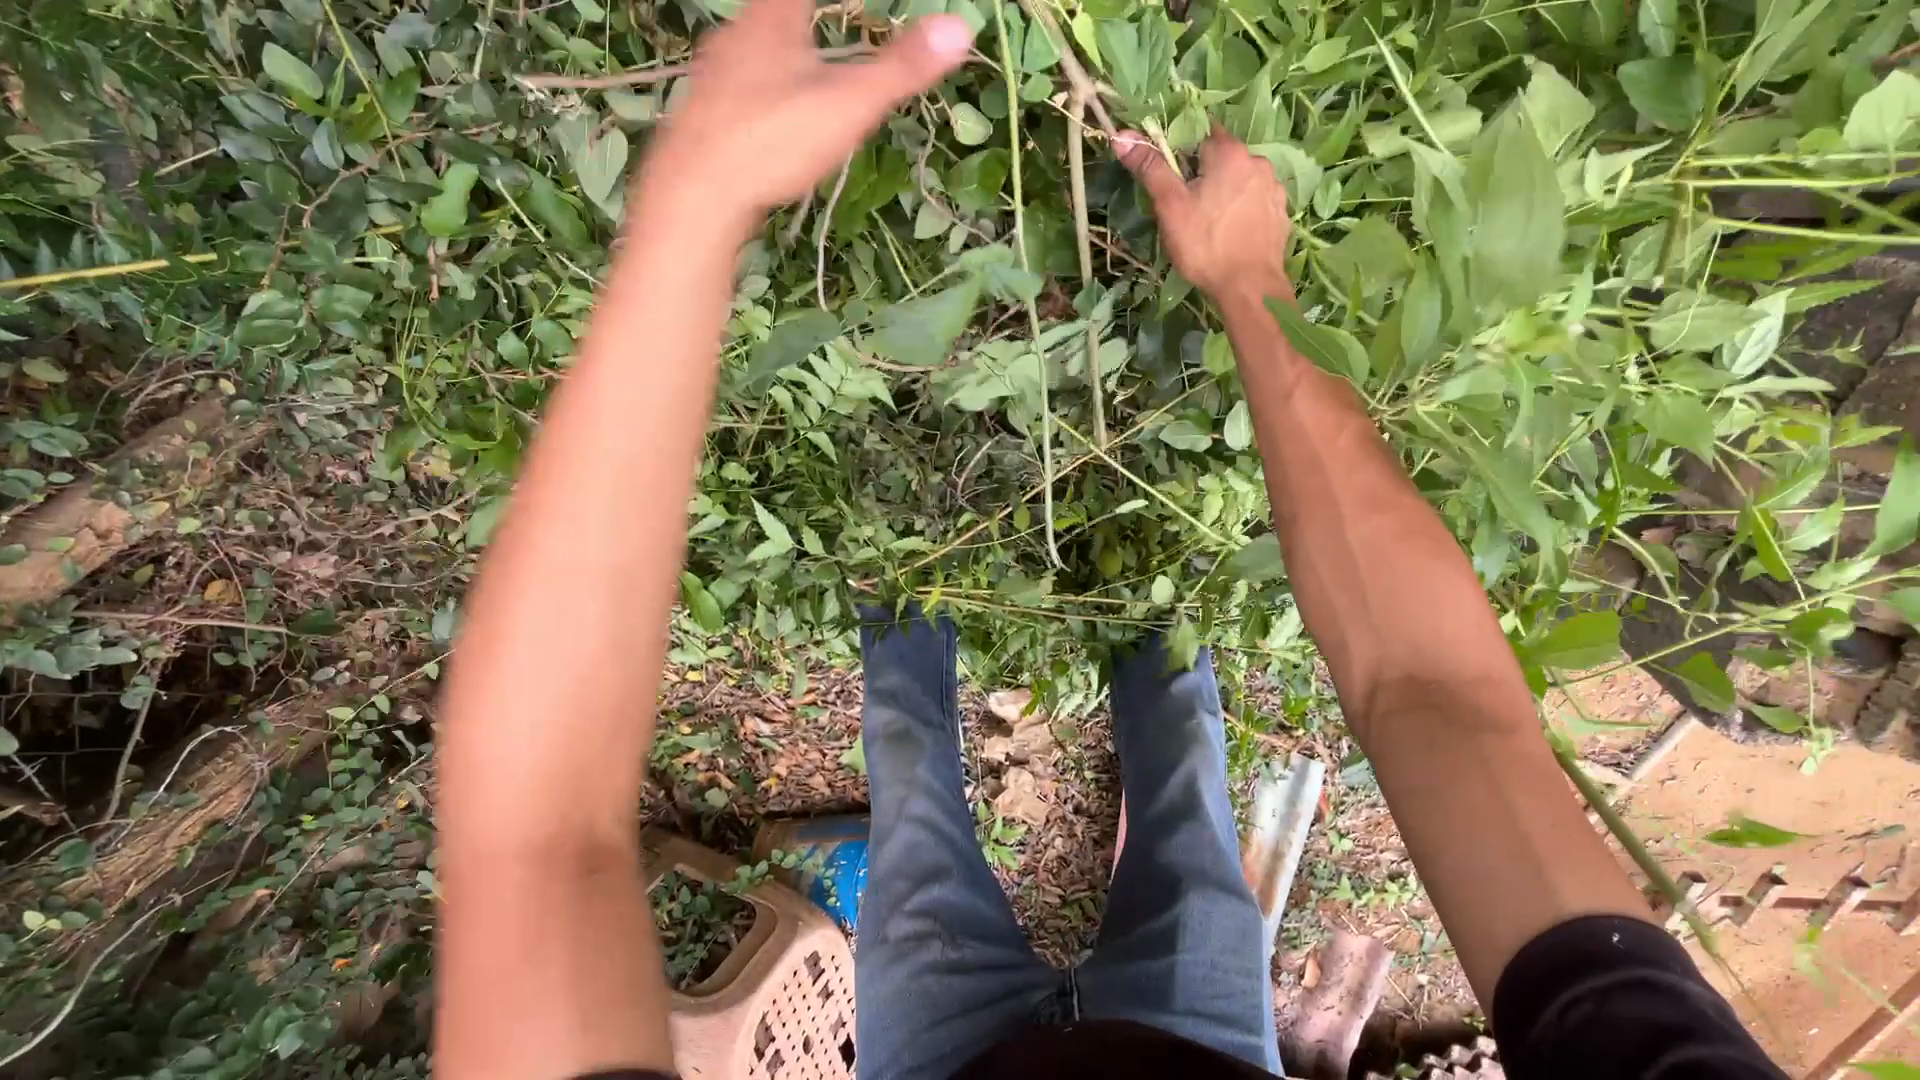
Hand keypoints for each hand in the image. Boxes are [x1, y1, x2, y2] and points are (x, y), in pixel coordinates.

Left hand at [640, 0, 971, 227]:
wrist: (695, 191)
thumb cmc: (774, 140)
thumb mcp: (849, 105)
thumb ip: (900, 69)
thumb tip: (960, 27)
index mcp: (774, 16)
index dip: (828, 4)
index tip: (850, 12)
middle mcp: (736, 33)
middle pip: (774, 12)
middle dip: (799, 20)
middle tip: (819, 29)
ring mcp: (712, 73)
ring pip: (750, 48)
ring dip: (776, 54)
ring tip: (800, 71)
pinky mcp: (700, 112)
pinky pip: (735, 87)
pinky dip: (757, 92)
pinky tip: (766, 119)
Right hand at [1116, 126, 1293, 306]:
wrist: (1249, 287)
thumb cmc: (1205, 244)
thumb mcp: (1170, 206)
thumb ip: (1150, 168)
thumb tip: (1122, 136)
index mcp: (1229, 153)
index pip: (1201, 135)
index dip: (1182, 154)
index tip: (1171, 180)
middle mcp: (1258, 161)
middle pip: (1222, 159)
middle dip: (1204, 176)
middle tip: (1185, 208)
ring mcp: (1274, 188)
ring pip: (1240, 181)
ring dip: (1225, 193)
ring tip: (1209, 225)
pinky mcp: (1281, 214)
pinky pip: (1256, 203)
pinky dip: (1242, 212)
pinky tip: (1231, 234)